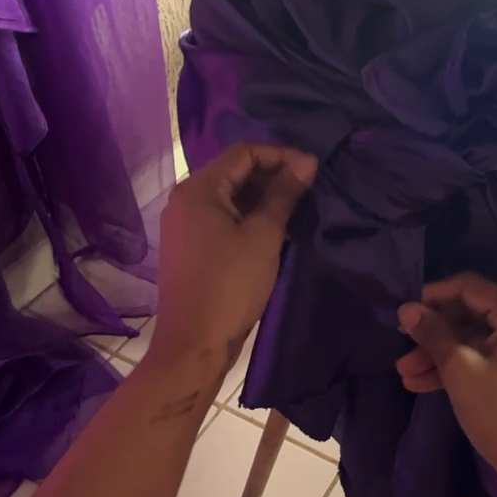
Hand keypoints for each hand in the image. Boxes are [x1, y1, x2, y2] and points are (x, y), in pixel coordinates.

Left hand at [153, 144, 316, 374]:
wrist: (194, 343)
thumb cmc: (231, 284)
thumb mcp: (264, 235)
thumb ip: (284, 194)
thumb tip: (306, 161)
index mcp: (198, 189)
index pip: (243, 152)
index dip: (281, 155)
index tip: (312, 171)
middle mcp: (185, 199)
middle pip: (234, 171)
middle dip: (273, 175)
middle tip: (308, 189)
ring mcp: (184, 223)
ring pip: (229, 195)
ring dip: (262, 197)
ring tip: (296, 208)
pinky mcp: (190, 245)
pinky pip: (222, 216)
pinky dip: (248, 216)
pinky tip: (274, 229)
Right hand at [396, 274, 496, 496]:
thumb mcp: (460, 369)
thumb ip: (432, 333)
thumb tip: (406, 309)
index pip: (469, 287)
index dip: (432, 297)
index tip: (403, 313)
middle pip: (470, 314)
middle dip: (433, 333)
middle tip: (401, 346)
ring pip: (472, 340)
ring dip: (439, 354)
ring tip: (404, 373)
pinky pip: (483, 359)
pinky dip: (455, 368)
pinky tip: (421, 383)